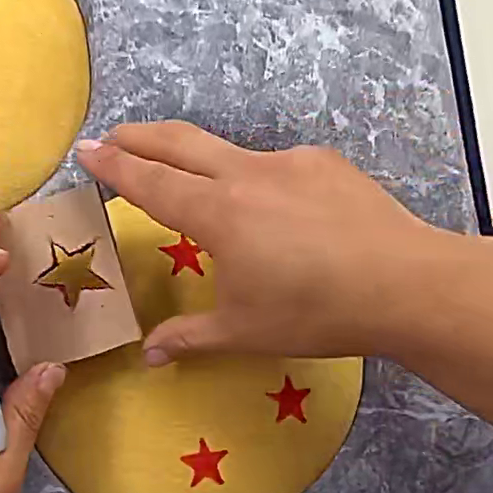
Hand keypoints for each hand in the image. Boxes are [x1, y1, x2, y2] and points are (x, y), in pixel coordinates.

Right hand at [74, 121, 464, 363]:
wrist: (405, 285)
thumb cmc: (314, 312)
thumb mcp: (243, 331)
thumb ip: (189, 337)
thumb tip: (148, 356)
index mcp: (218, 212)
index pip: (150, 181)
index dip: (114, 166)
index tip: (86, 150)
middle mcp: (247, 173)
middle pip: (180, 142)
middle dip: (140, 136)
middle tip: (114, 138)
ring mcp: (290, 162)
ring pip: (229, 152)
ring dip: (197, 159)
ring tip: (192, 182)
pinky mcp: (326, 164)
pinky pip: (276, 167)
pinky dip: (254, 180)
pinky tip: (272, 211)